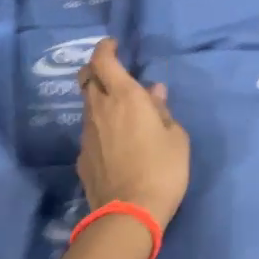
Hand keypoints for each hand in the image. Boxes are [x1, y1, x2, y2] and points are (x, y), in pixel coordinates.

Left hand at [76, 39, 190, 229]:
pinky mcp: (82, 157)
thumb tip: (154, 93)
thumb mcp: (176, 137)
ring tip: (121, 112)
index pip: (103, 60)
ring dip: (100, 101)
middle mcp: (99, 109)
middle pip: (88, 78)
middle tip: (114, 74)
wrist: (129, 213)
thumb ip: (162, 111)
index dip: (105, 48)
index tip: (114, 45)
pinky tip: (116, 143)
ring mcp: (87, 134)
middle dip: (97, 70)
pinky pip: (91, 132)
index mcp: (124, 96)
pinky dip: (101, 128)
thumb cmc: (162, 168)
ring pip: (88, 106)